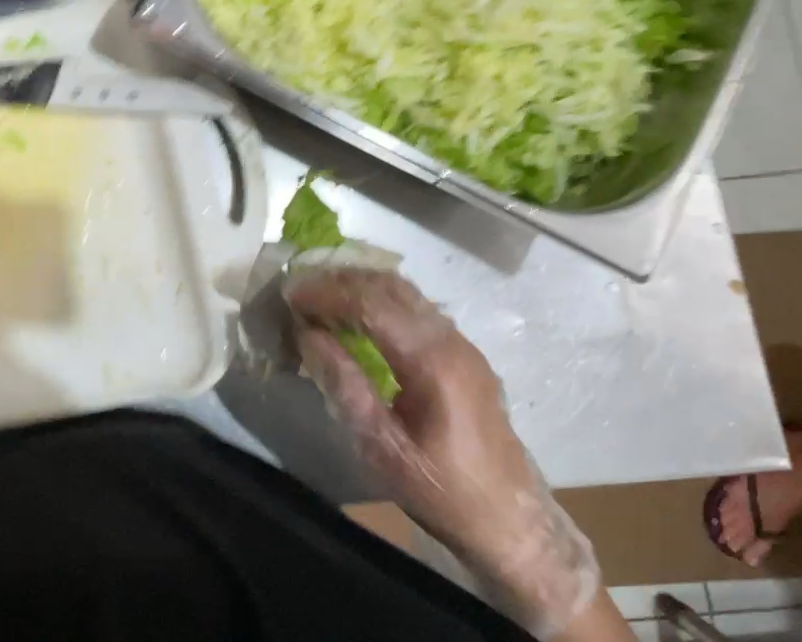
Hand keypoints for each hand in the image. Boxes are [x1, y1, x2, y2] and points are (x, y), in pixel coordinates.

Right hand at [286, 251, 599, 638]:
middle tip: (298, 290)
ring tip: (319, 297)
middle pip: (390, 286)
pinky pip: (417, 308)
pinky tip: (356, 318)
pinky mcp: (464, 354)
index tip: (289, 294)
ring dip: (359, 286)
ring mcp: (463, 344)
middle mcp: (451, 340)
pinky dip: (379, 300)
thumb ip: (344, 385)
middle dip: (339, 280)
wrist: (511, 521)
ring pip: (406, 292)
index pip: (371, 303)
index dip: (326, 293)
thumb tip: (307, 334)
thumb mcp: (381, 448)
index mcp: (432, 361)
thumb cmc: (440, 490)